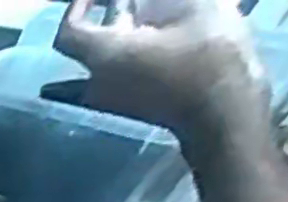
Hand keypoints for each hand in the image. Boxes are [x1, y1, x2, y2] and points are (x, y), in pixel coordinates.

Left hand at [55, 0, 266, 135]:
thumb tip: (148, 3)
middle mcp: (96, 78)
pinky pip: (116, 68)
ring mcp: (108, 92)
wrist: (218, 105)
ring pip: (105, 53)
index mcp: (105, 56)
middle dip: (109, 10)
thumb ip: (165, 1)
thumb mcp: (198, 9)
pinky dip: (129, 44)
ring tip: (148, 6)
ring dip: (123, 25)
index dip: (75, 8)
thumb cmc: (209, 54)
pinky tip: (152, 28)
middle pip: (90, 40)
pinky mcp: (125, 98)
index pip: (69, 34)